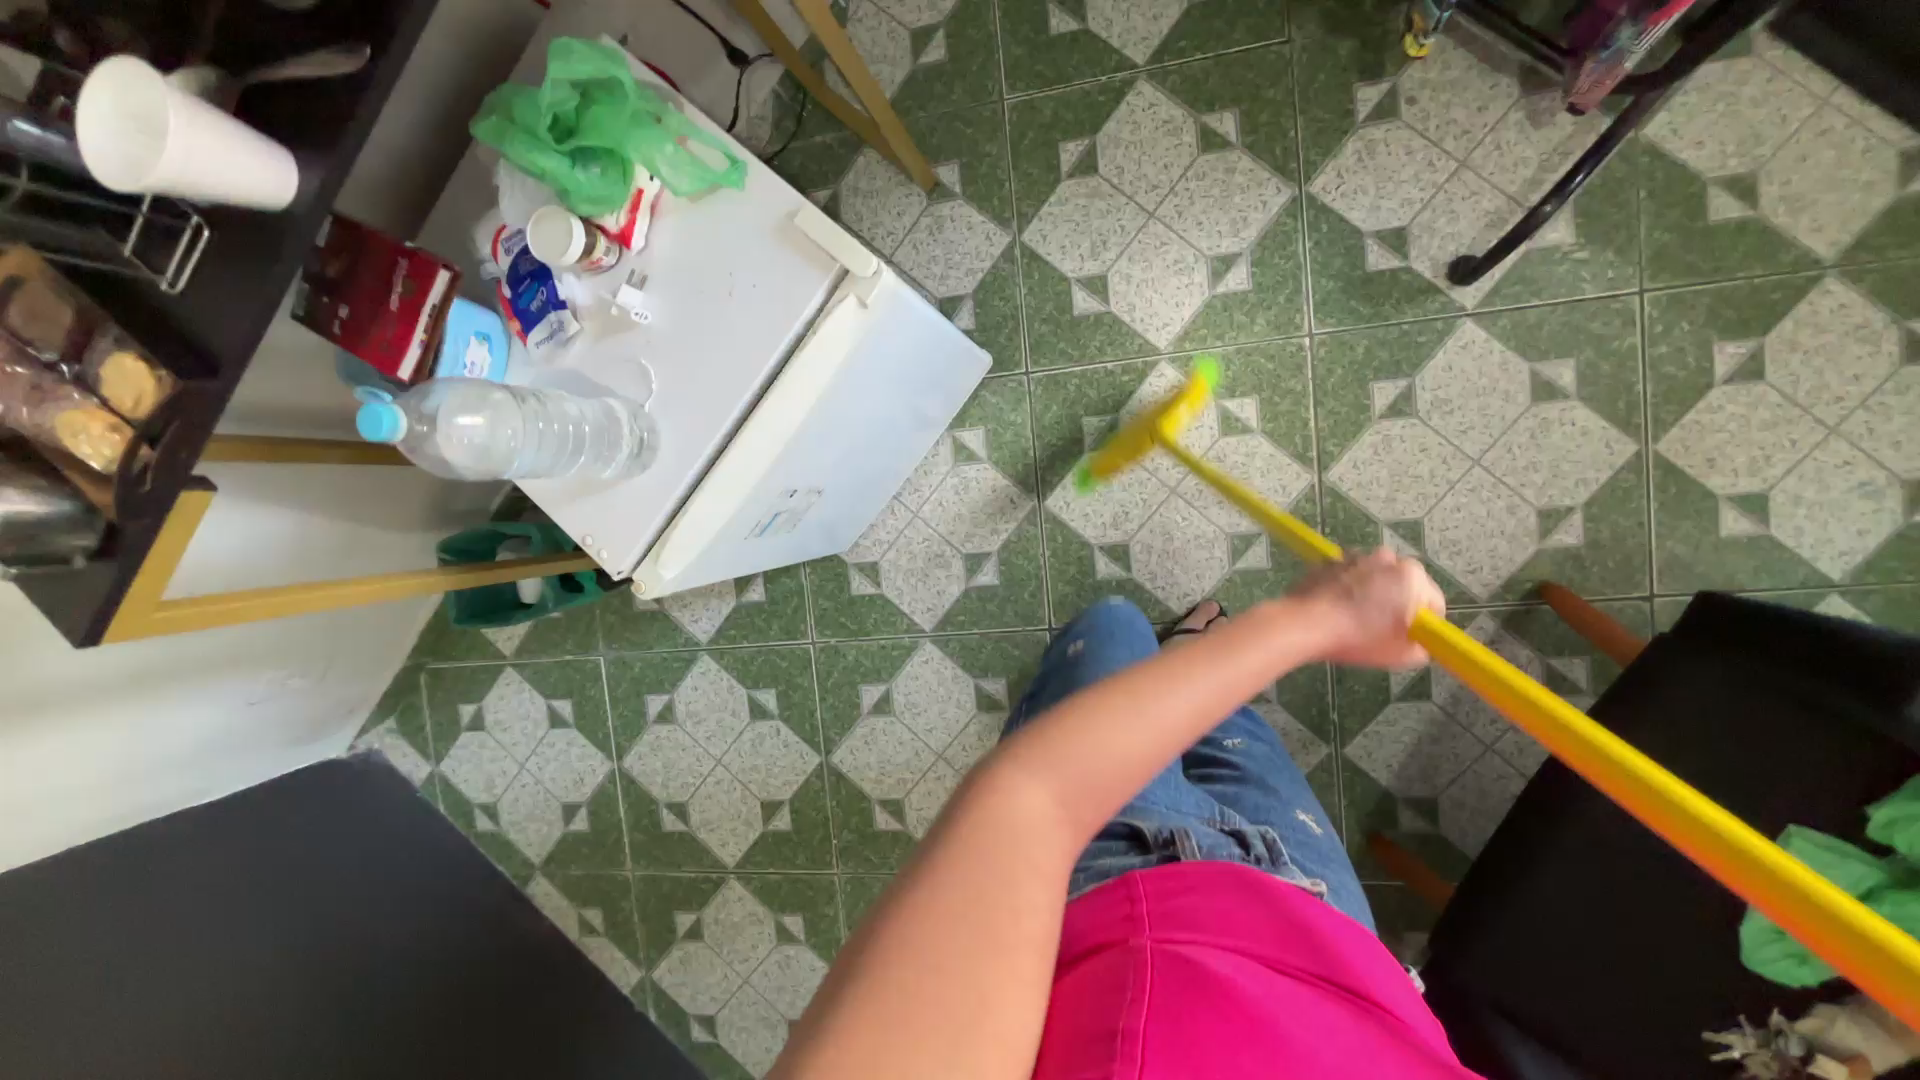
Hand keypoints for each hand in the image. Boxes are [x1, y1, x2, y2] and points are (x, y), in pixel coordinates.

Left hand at [1288, 549, 1443, 669]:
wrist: (1305, 623)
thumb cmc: (1359, 637)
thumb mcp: (1400, 655)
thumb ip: (1420, 648)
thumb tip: (1418, 644)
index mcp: (1412, 576)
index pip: (1433, 602)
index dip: (1425, 624)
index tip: (1410, 638)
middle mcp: (1387, 558)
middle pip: (1403, 584)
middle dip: (1398, 603)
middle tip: (1383, 629)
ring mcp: (1355, 555)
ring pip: (1374, 577)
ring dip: (1371, 592)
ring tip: (1355, 618)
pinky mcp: (1329, 560)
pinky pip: (1347, 575)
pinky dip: (1346, 587)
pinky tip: (1336, 607)